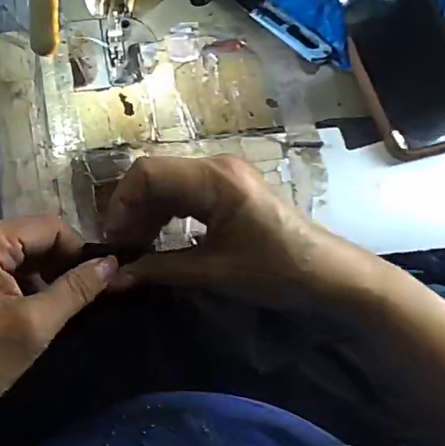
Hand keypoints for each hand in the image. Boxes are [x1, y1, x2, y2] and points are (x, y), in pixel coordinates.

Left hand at [0, 216, 117, 445]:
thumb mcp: (36, 326)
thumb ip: (76, 289)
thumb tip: (112, 263)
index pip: (51, 228)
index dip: (79, 253)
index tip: (102, 284)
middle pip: (38, 236)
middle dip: (65, 264)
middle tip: (89, 297)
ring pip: (27, 251)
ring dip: (49, 275)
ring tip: (67, 307)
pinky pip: (10, 264)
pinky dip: (31, 282)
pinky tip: (42, 308)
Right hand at [102, 155, 389, 302]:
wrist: (331, 276)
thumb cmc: (275, 270)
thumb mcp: (211, 272)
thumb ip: (158, 270)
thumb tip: (113, 279)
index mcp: (213, 178)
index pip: (146, 173)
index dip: (121, 205)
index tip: (113, 241)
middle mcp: (216, 166)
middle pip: (154, 176)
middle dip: (131, 212)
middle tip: (122, 251)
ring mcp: (224, 175)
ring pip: (167, 185)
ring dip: (147, 215)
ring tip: (137, 251)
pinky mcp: (230, 189)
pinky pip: (185, 194)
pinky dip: (166, 216)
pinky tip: (159, 242)